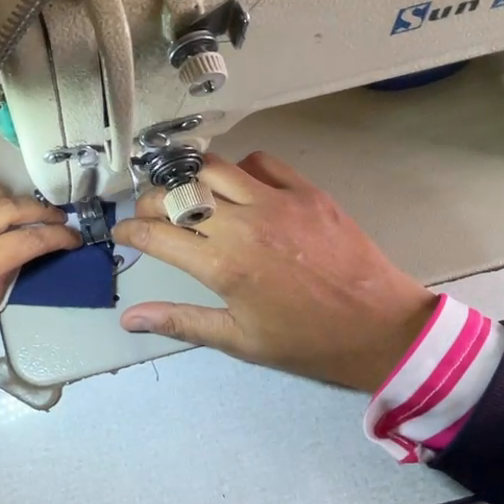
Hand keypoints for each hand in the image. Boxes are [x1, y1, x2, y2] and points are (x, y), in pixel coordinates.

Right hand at [111, 152, 436, 392]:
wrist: (382, 328)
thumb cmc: (305, 341)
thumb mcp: (239, 341)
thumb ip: (181, 322)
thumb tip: (129, 318)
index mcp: (222, 266)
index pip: (155, 234)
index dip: (129, 231)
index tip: (122, 233)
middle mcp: (243, 225)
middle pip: (176, 194)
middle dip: (151, 202)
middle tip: (150, 215)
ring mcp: (276, 202)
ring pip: (214, 167)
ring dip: (190, 178)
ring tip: (187, 194)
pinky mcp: (306, 191)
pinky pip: (261, 162)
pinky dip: (240, 170)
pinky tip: (240, 189)